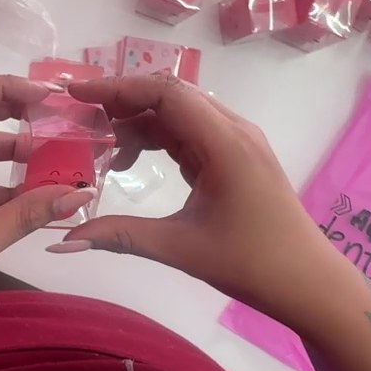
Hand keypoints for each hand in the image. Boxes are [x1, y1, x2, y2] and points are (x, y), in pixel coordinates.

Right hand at [50, 74, 356, 330]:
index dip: (117, 88)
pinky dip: (154, 137)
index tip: (76, 94)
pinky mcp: (233, 157)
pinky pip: (187, 133)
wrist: (308, 282)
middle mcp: (232, 130)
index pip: (165, 93)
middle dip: (120, 102)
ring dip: (136, 122)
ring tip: (96, 144)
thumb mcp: (179, 248)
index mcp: (224, 143)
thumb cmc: (251, 263)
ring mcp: (235, 142)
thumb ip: (119, 236)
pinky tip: (127, 159)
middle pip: (169, 96)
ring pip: (177, 114)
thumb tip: (63, 241)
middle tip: (77, 119)